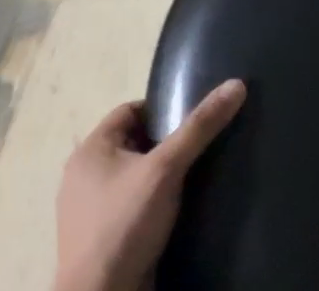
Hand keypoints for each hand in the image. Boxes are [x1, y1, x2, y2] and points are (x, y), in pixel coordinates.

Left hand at [54, 80, 246, 290]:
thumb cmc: (125, 223)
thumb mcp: (167, 168)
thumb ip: (200, 126)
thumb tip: (236, 85)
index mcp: (90, 151)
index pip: (131, 110)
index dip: (165, 107)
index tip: (196, 117)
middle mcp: (82, 175)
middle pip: (134, 140)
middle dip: (168, 140)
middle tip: (203, 142)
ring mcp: (88, 208)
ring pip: (134, 172)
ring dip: (162, 171)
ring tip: (197, 172)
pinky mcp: (100, 233)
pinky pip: (132, 200)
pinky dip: (154, 197)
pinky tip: (180, 205)